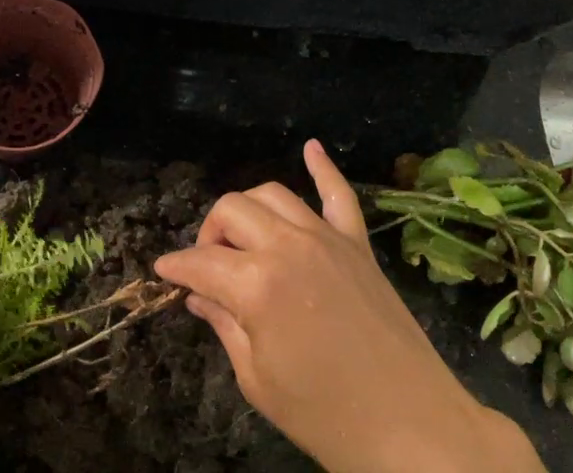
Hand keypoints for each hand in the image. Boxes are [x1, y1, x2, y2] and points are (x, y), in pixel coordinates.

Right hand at [154, 141, 545, 472]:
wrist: (409, 424)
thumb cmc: (324, 414)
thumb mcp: (257, 379)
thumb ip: (224, 325)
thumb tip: (198, 296)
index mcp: (256, 285)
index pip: (199, 262)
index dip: (175, 268)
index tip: (163, 272)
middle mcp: (287, 246)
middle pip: (231, 211)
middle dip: (209, 235)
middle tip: (208, 269)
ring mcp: (327, 238)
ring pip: (272, 195)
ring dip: (247, 210)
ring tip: (242, 239)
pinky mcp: (358, 244)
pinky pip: (338, 193)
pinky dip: (323, 167)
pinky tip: (311, 147)